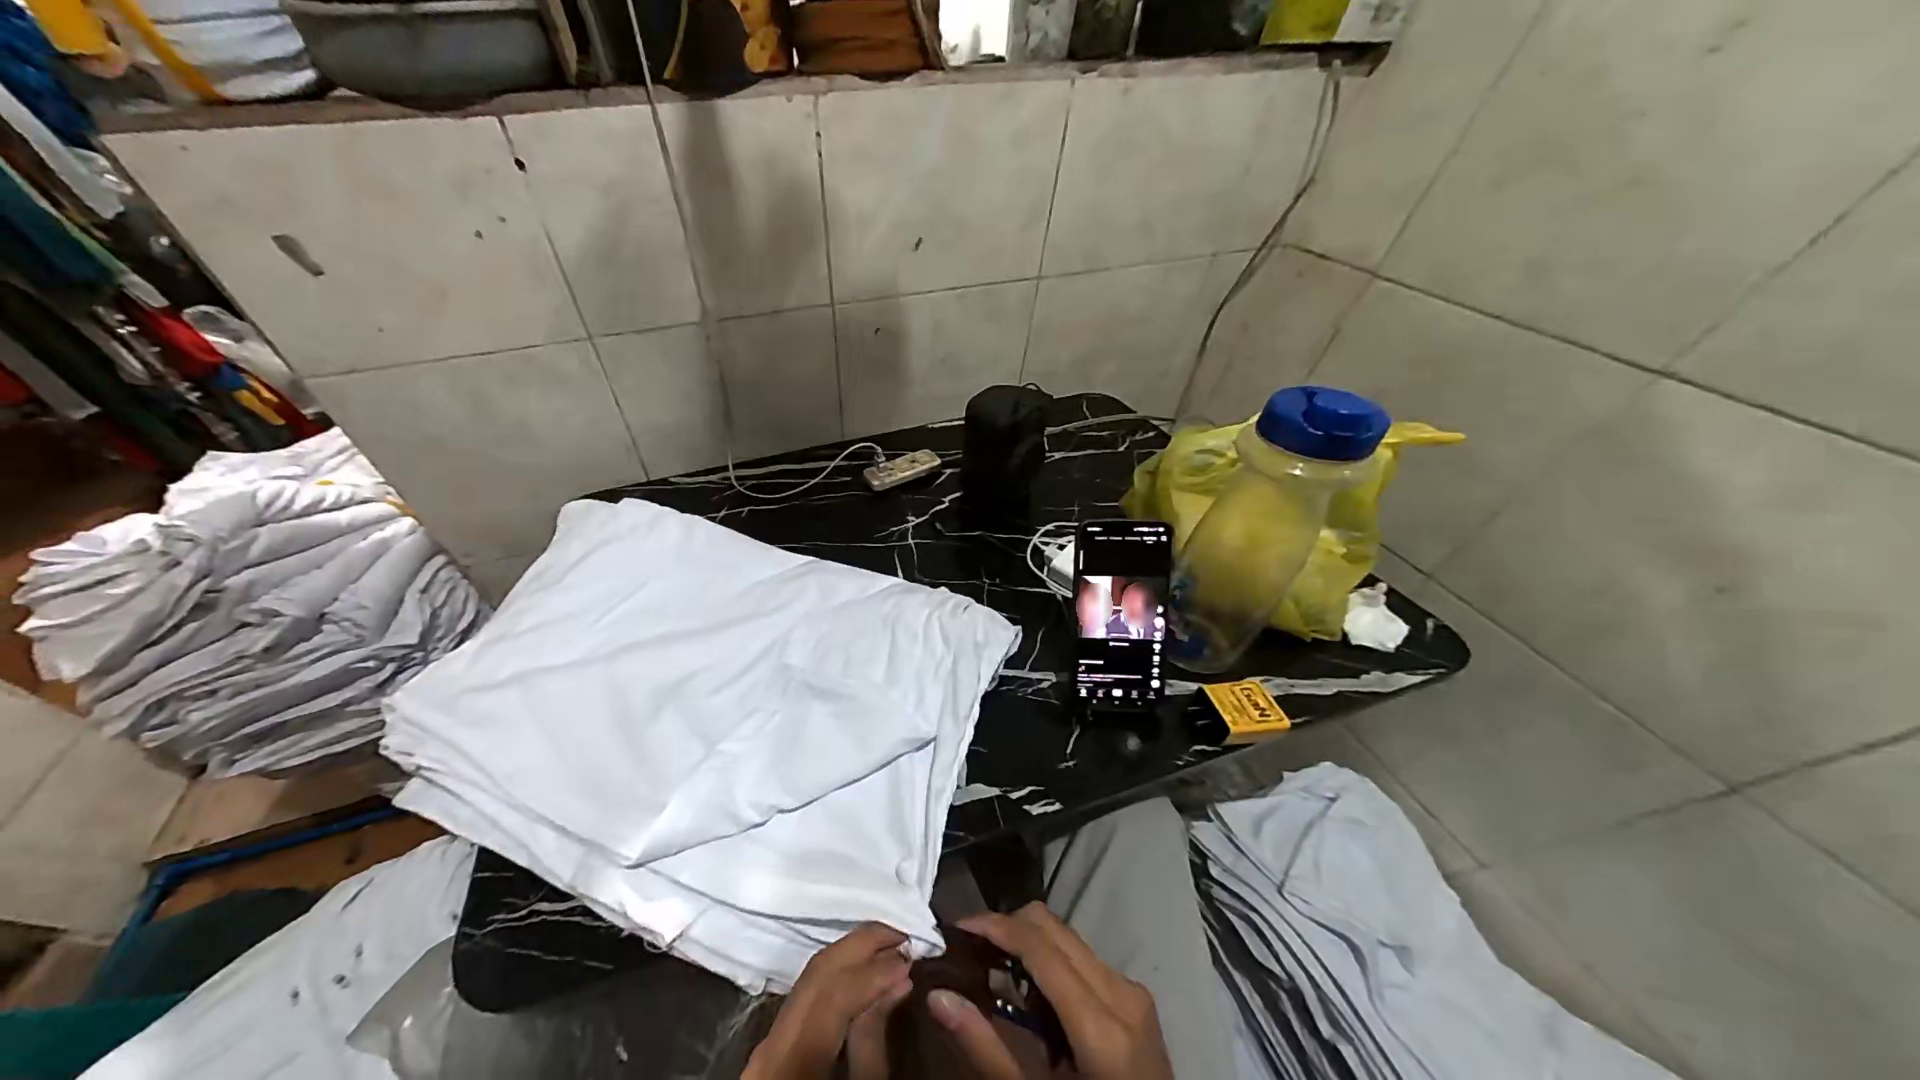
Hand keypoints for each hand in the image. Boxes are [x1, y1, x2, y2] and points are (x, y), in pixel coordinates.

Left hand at [743, 923, 913, 1079]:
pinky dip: (839, 970)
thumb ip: (875, 1039)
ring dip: (853, 951)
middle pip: (818, 971)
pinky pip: (808, 987)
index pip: (835, 994)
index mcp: (793, 1060)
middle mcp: (773, 1040)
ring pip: (811, 973)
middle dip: (864, 945)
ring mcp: (769, 1037)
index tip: (912, 954)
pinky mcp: (775, 1039)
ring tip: (891, 943)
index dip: (875, 969)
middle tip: (905, 933)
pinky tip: (864, 966)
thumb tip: (898, 977)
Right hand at [926, 903, 1174, 1079]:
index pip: (1040, 947)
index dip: (996, 926)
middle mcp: (1121, 992)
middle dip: (1007, 926)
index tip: (957, 927)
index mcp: (1100, 1026)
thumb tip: (938, 997)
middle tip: (970, 945)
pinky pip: (1085, 956)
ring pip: (1069, 936)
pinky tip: (1031, 989)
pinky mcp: (1136, 995)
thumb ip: (985, 1047)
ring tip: (994, 965)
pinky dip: (1051, 957)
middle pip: (1053, 927)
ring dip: (1029, 939)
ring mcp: (1133, 991)